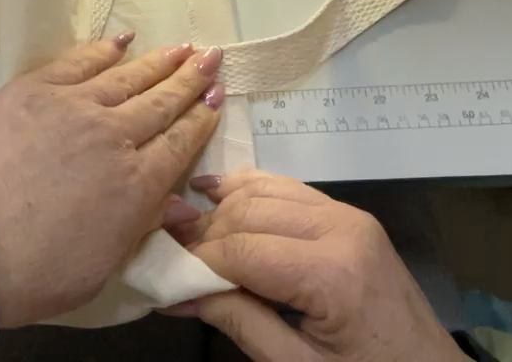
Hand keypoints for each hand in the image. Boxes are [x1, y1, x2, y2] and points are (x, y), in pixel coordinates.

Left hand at [0, 33, 224, 326]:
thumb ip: (143, 227)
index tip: (218, 97)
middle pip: (162, 102)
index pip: (180, 143)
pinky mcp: (39, 88)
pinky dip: (104, 49)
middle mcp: (115, 136)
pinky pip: (80, 61)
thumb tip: (181, 204)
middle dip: (191, 79)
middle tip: (212, 57)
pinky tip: (123, 40)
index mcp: (136, 184)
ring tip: (182, 46)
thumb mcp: (103, 266)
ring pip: (128, 77)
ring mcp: (76, 106)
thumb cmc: (37, 270)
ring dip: (158, 61)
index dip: (202, 118)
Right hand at [176, 171, 461, 361]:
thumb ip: (240, 323)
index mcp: (333, 272)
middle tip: (168, 251)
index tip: (162, 272)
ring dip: (223, 206)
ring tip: (186, 226)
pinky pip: (288, 189)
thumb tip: (174, 294)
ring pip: (265, 190)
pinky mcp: (349, 216)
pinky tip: (218, 192)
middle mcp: (341, 227)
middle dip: (206, 231)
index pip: (243, 250)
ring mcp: (348, 215)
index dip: (198, 260)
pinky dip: (250, 189)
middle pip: (250, 212)